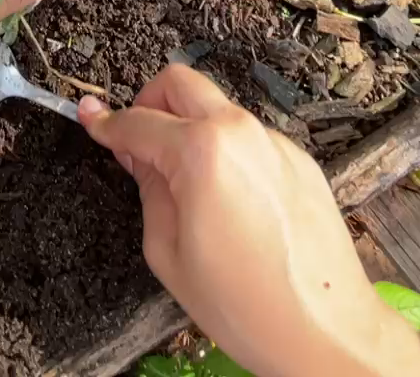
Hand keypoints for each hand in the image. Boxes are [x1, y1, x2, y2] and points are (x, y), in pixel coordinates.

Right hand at [78, 66, 419, 376]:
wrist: (330, 336)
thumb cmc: (244, 304)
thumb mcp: (168, 251)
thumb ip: (148, 187)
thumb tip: (134, 151)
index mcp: (201, 152)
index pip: (138, 122)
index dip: (106, 122)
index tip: (89, 116)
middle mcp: (239, 131)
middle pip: (179, 82)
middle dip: (149, 101)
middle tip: (140, 141)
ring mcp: (273, 141)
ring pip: (215, 108)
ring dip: (189, 126)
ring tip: (187, 181)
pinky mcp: (298, 158)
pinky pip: (246, 136)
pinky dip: (224, 150)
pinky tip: (229, 199)